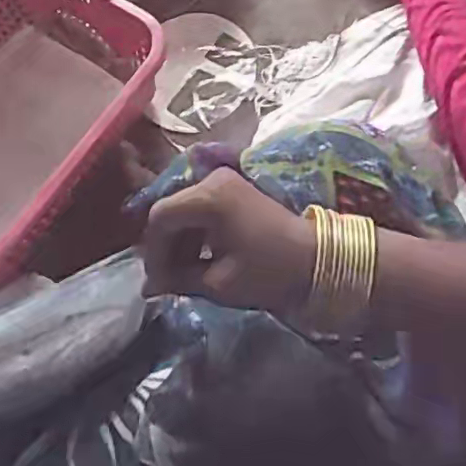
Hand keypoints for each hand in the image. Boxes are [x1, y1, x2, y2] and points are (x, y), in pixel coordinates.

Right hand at [139, 168, 315, 313]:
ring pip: (183, 207)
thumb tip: (148, 287)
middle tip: (167, 279)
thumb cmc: (269, 271)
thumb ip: (178, 278)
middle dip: (165, 245)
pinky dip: (195, 230)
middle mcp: (212, 178)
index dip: (153, 250)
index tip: (157, 280)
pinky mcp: (233, 186)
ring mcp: (224, 178)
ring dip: (179, 238)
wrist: (316, 259)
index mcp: (209, 197)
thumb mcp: (219, 282)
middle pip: (170, 208)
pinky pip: (200, 205)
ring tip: (184, 271)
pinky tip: (200, 255)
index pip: (160, 216)